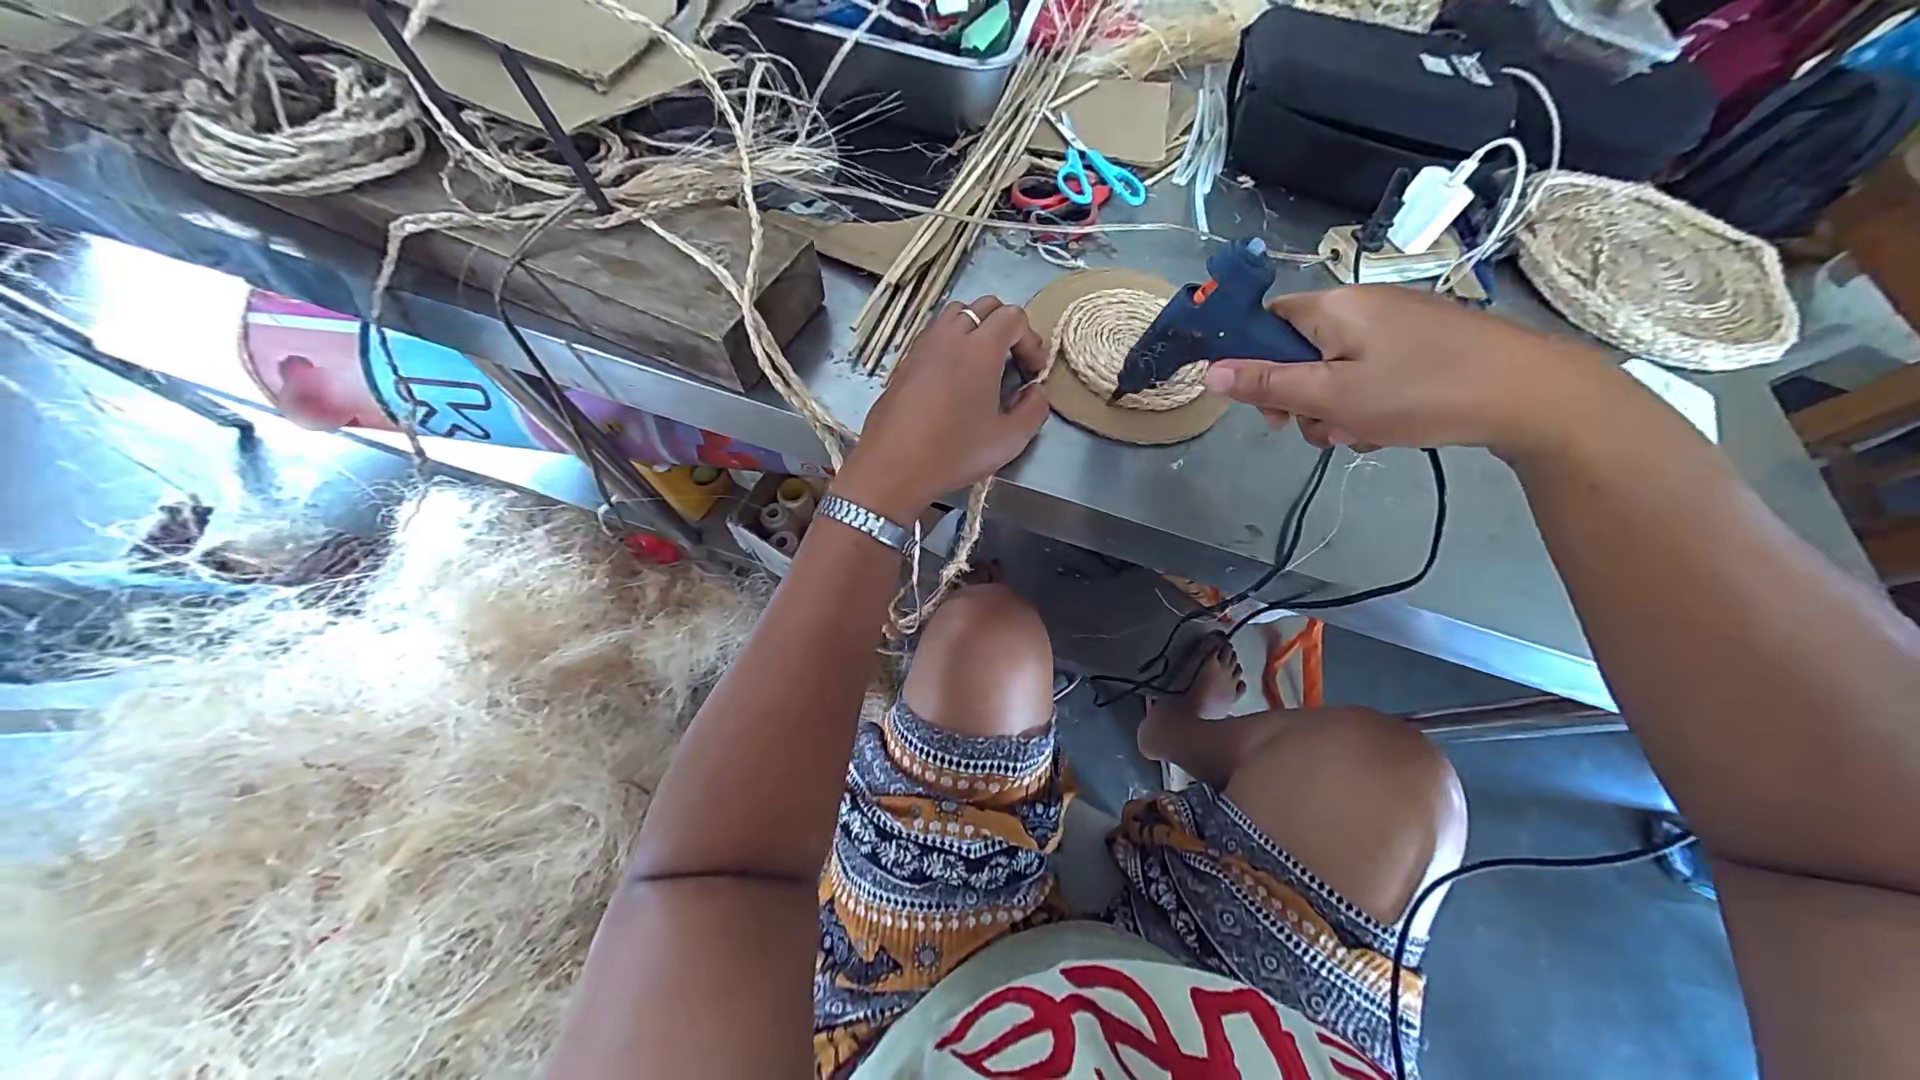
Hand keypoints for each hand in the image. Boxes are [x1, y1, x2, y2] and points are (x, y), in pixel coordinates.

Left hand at [830, 297, 1050, 520]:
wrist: (892, 467)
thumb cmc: (953, 454)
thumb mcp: (1009, 440)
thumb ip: (1034, 409)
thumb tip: (1035, 392)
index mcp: (980, 349)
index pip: (1014, 317)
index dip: (1031, 340)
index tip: (1032, 372)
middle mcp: (949, 336)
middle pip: (985, 306)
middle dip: (1006, 328)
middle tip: (1013, 363)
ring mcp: (922, 346)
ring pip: (956, 315)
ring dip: (976, 330)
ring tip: (983, 366)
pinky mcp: (904, 362)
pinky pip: (934, 335)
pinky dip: (952, 343)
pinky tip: (954, 380)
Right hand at [1202, 286, 1628, 458]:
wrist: (1532, 395)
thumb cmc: (1420, 391)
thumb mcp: (1331, 395)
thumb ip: (1266, 385)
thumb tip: (1208, 373)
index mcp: (1332, 307)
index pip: (1264, 321)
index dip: (1252, 363)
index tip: (1262, 405)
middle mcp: (1360, 305)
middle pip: (1298, 351)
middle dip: (1298, 397)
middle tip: (1317, 429)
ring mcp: (1394, 323)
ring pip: (1333, 369)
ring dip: (1332, 408)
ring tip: (1359, 434)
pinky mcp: (1421, 343)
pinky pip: (1368, 372)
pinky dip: (1365, 402)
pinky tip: (1385, 427)